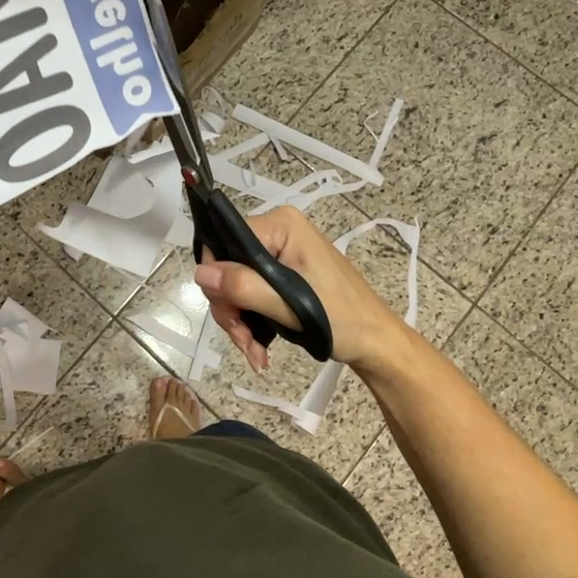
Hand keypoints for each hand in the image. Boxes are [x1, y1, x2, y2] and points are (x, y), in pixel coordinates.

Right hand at [193, 206, 407, 375]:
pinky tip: (260, 346)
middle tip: (245, 343)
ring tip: (255, 352)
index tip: (231, 317)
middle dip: (232, 309)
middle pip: (229, 265)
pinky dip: (252, 319)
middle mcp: (277, 230)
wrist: (377, 342)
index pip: (225, 240)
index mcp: (281, 225)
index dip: (219, 280)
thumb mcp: (289, 305)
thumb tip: (200, 273)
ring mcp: (281, 250)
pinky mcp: (283, 270)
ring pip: (237, 282)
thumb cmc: (343, 320)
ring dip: (241, 321)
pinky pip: (252, 289)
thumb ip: (243, 286)